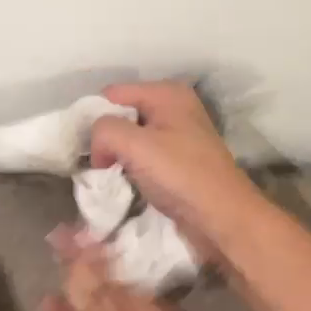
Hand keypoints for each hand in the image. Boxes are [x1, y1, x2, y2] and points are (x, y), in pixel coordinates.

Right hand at [89, 82, 271, 258]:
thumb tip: (96, 147)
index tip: (89, 151)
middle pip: (123, 116)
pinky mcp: (179, 162)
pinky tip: (130, 185)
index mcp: (167, 93)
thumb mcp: (136, 146)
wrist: (220, 216)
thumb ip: (105, 131)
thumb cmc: (181, 176)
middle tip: (99, 167)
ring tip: (112, 178)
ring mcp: (178, 136)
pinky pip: (145, 158)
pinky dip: (133, 170)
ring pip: (132, 139)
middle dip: (106, 140)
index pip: (112, 94)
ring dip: (118, 158)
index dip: (95, 119)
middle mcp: (174, 108)